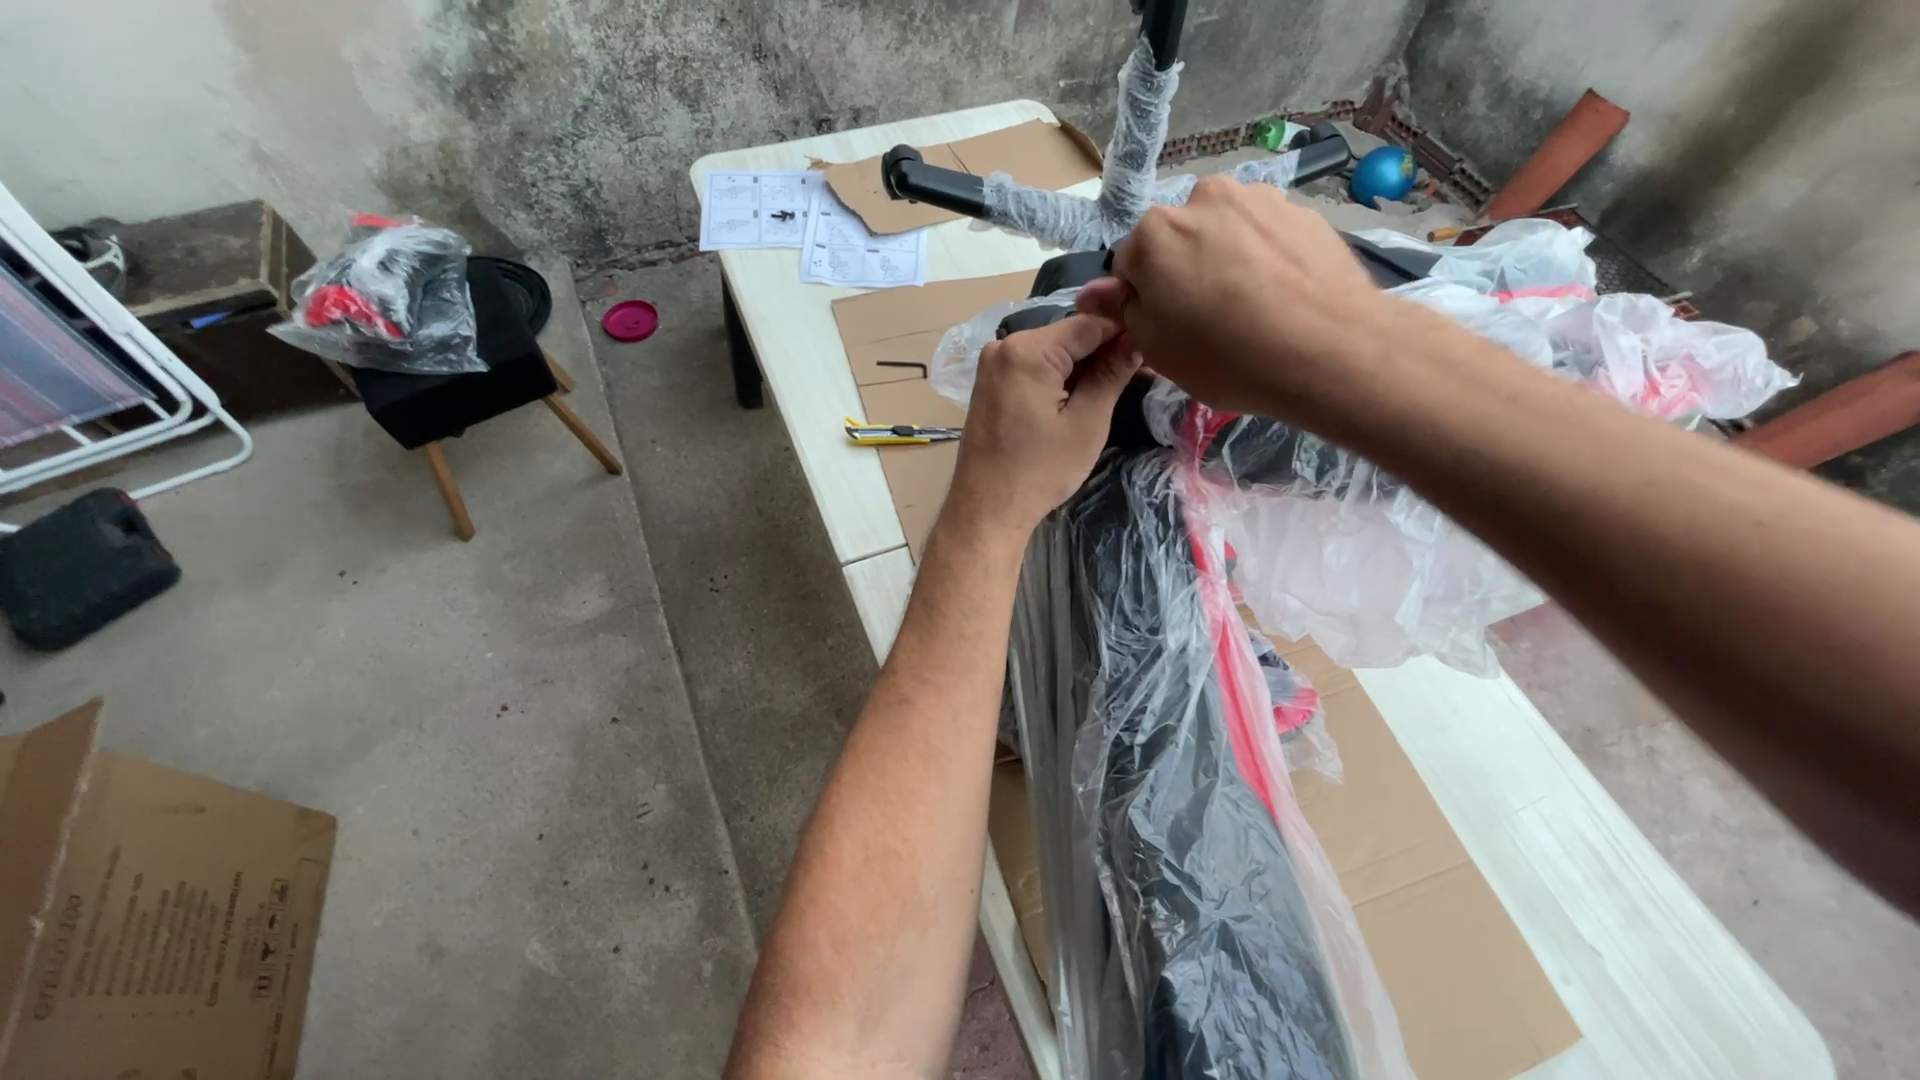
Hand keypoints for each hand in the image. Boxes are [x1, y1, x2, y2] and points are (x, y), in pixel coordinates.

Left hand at [941, 313, 1141, 543]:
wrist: (987, 509)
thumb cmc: (1039, 471)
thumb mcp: (1086, 423)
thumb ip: (1111, 375)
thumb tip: (1136, 341)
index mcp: (1028, 350)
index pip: (1090, 323)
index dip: (1124, 332)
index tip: (1154, 348)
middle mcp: (1004, 345)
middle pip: (1069, 335)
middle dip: (1105, 350)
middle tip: (1144, 369)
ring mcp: (993, 364)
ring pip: (1053, 351)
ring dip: (1084, 364)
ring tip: (1121, 382)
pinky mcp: (990, 383)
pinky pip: (1034, 367)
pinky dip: (1060, 376)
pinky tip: (1085, 391)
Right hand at [1077, 175, 1400, 421]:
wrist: (1328, 350)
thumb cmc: (1226, 357)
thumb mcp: (1156, 348)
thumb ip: (1123, 309)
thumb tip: (1093, 290)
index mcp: (1154, 232)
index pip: (1130, 264)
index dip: (1143, 298)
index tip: (1165, 327)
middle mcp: (1203, 197)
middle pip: (1179, 239)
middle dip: (1185, 270)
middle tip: (1209, 319)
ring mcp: (1258, 198)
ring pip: (1225, 231)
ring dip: (1226, 258)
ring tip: (1252, 307)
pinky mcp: (1303, 210)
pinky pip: (1266, 235)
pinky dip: (1265, 258)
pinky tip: (1282, 296)